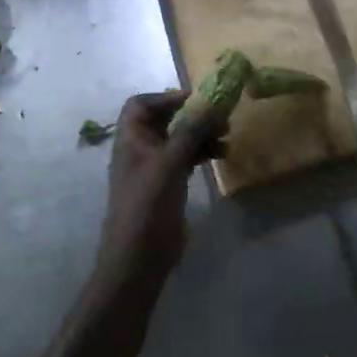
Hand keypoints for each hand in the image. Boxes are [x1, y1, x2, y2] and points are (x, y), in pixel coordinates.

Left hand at [96, 91, 223, 285]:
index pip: (140, 104)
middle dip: (191, 114)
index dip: (165, 97)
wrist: (139, 258)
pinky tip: (222, 154)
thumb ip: (191, 131)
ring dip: (201, 133)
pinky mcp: (168, 185)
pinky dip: (202, 152)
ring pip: (178, 139)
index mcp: (130, 139)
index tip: (194, 99)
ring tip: (226, 134)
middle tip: (219, 115)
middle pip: (163, 120)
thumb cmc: (148, 204)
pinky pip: (185, 158)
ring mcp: (154, 168)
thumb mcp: (169, 164)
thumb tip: (212, 103)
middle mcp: (140, 149)